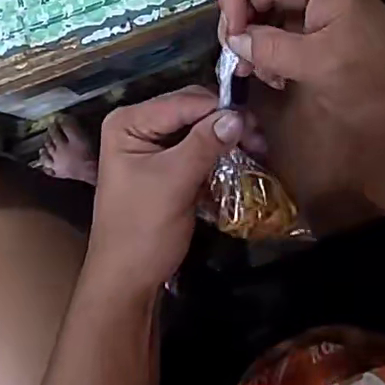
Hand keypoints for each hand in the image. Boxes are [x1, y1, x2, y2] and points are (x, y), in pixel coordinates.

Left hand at [84, 88, 242, 292]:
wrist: (126, 283)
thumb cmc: (142, 231)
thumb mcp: (174, 183)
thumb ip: (204, 145)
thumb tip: (238, 115)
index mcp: (129, 121)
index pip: (182, 102)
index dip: (218, 110)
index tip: (255, 125)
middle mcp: (138, 124)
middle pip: (191, 110)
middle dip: (224, 122)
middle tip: (258, 139)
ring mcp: (151, 144)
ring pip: (197, 127)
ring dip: (225, 137)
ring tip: (256, 148)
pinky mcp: (165, 163)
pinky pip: (196, 146)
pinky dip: (217, 152)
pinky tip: (239, 159)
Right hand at [217, 0, 384, 144]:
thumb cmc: (378, 79)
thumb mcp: (319, 64)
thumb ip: (270, 48)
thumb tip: (234, 41)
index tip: (234, 37)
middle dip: (240, 23)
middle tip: (238, 62)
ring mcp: (314, 11)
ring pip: (262, 14)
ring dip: (253, 43)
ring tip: (258, 75)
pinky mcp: (317, 35)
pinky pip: (278, 34)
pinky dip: (268, 54)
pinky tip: (276, 79)